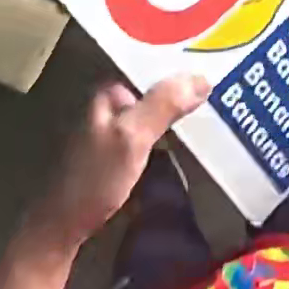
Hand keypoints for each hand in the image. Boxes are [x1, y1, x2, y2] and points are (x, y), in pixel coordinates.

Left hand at [21, 75, 211, 256]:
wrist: (65, 225)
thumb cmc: (95, 177)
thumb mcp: (132, 137)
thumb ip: (162, 105)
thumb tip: (201, 77)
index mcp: (110, 89)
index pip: (151, 64)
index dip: (181, 64)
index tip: (215, 63)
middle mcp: (110, 101)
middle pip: (154, 86)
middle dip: (184, 87)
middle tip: (223, 87)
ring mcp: (114, 125)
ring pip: (154, 108)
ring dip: (179, 109)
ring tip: (216, 105)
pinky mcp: (120, 149)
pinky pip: (152, 129)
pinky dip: (171, 129)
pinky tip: (191, 135)